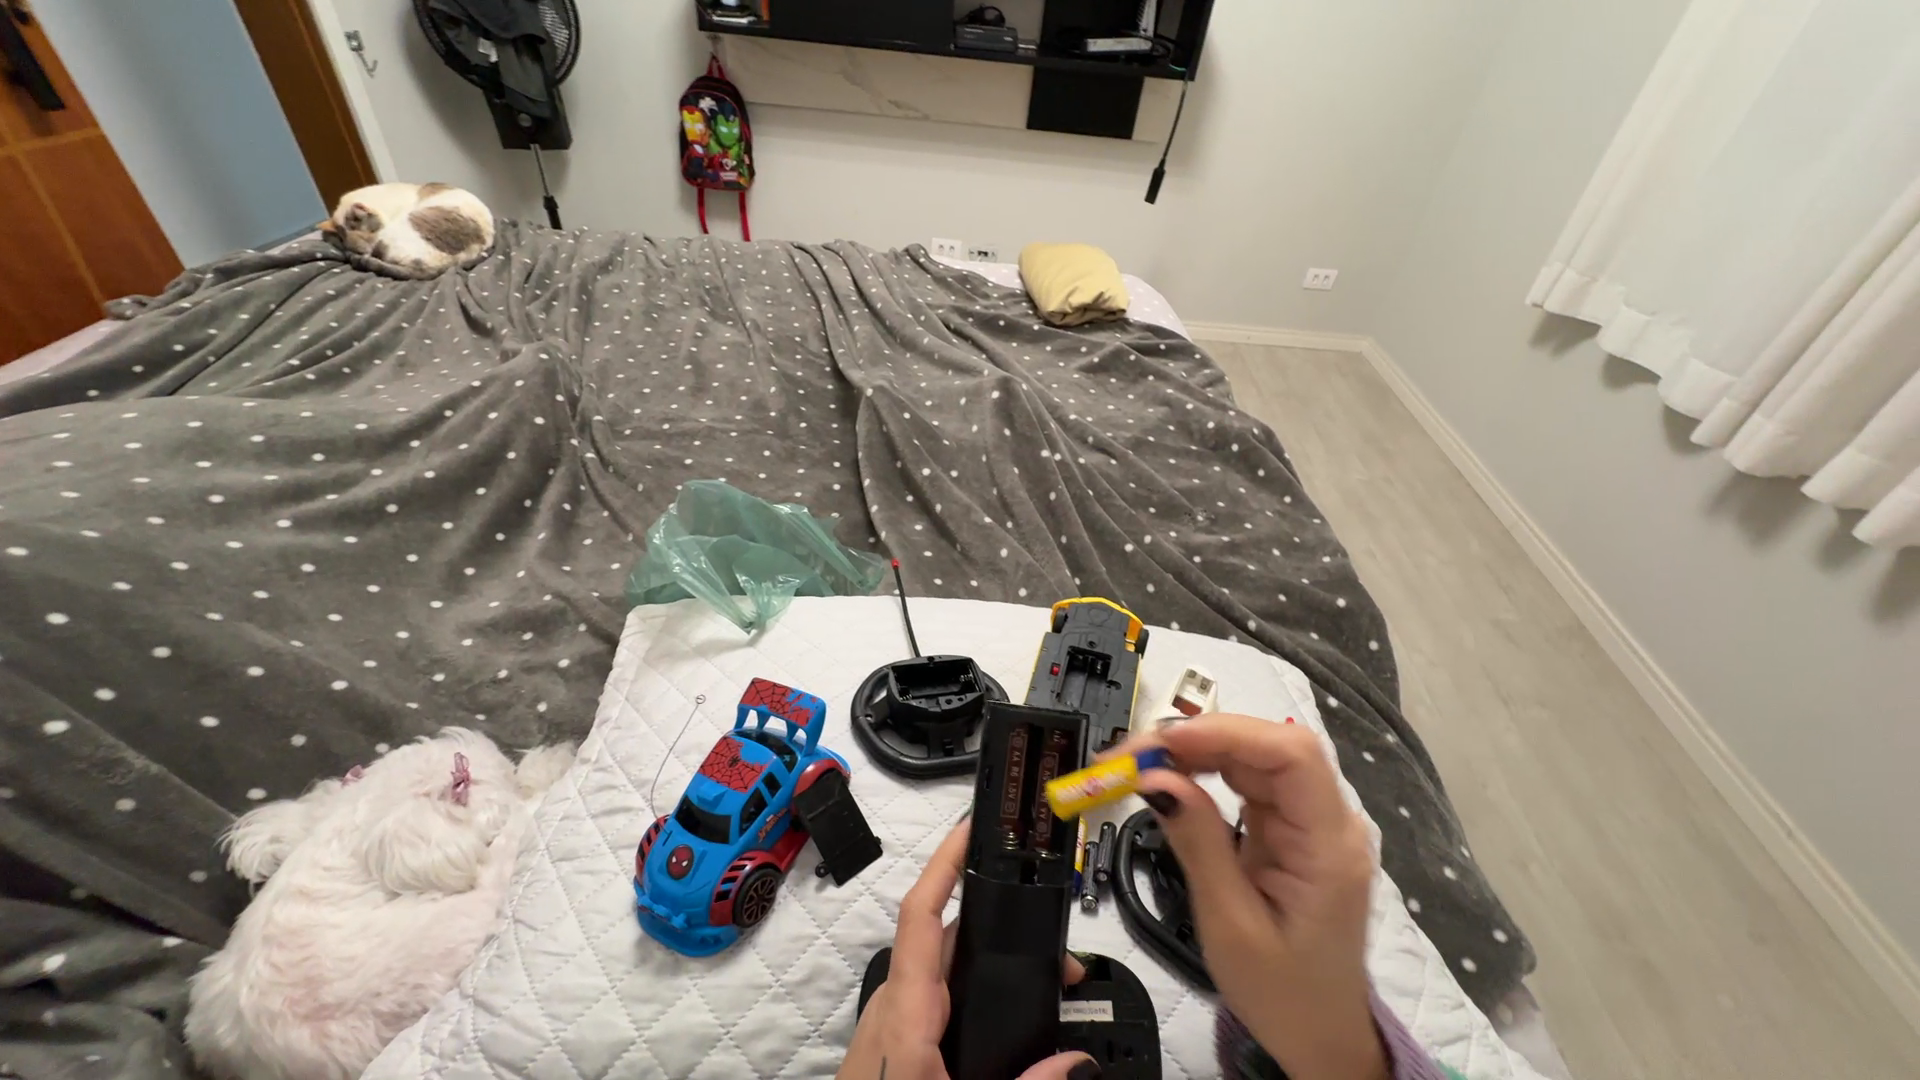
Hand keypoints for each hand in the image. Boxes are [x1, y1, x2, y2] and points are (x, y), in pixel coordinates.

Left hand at [837, 822, 1094, 1079]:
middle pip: (944, 941)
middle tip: (1058, 951)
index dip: (944, 863)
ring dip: (988, 965)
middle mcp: (890, 1011)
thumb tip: (1076, 1062)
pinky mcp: (890, 1049)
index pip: (920, 916)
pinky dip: (970, 992)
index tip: (969, 829)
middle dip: (999, 929)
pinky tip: (1000, 1015)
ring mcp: (886, 1029)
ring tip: (1042, 984)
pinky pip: (932, 1000)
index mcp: (905, 1018)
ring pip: (940, 973)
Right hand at [1120, 714, 1388, 1079]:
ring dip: (1193, 752)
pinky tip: (1168, 777)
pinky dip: (1202, 770)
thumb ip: (1197, 842)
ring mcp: (1309, 820)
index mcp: (1329, 846)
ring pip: (1251, 756)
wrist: (1321, 1035)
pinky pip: (1245, 779)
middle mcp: (1328, 820)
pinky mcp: (1289, 825)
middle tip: (1128, 757)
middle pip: (1266, 747)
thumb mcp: (1229, 924)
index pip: (1292, 755)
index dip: (1226, 733)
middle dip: (1196, 740)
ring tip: (1137, 766)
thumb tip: (1154, 778)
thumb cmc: (1282, 994)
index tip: (1162, 743)